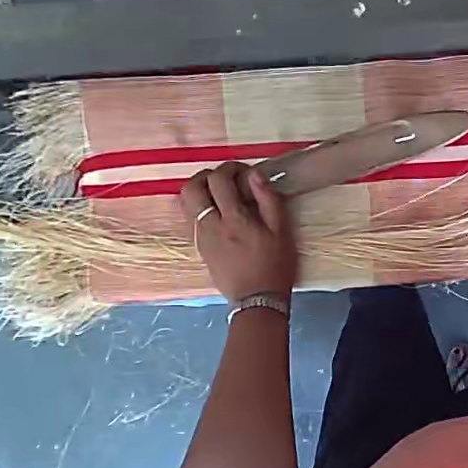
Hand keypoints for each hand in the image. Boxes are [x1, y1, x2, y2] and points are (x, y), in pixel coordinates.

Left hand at [178, 162, 296, 302]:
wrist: (256, 300)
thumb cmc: (274, 265)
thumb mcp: (281, 231)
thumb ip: (268, 199)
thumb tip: (255, 174)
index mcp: (233, 219)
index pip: (219, 179)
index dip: (230, 168)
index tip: (243, 172)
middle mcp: (211, 225)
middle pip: (192, 187)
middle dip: (207, 176)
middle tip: (226, 180)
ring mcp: (201, 236)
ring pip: (186, 202)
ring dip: (200, 191)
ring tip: (219, 195)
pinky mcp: (199, 247)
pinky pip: (191, 218)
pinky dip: (200, 207)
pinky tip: (218, 213)